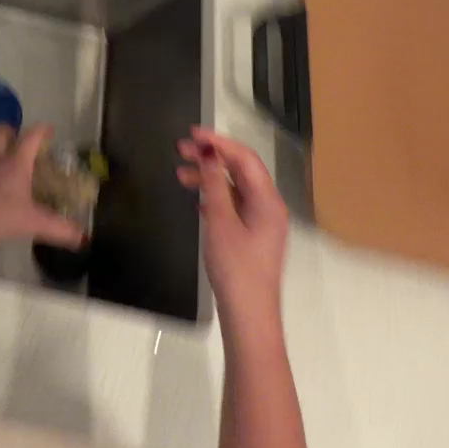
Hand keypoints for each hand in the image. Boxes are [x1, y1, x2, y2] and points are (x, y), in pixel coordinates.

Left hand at [0, 124, 85, 247]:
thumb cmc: (2, 215)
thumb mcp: (35, 223)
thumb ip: (60, 229)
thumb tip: (82, 238)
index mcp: (16, 163)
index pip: (30, 138)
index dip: (41, 130)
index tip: (48, 129)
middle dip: (9, 129)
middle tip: (17, 136)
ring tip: (1, 153)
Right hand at [177, 130, 288, 336]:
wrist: (248, 314)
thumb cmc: (235, 267)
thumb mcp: (220, 222)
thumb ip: (215, 184)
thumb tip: (207, 153)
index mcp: (267, 201)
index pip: (244, 158)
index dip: (218, 142)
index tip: (191, 134)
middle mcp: (268, 206)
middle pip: (240, 170)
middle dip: (211, 156)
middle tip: (180, 149)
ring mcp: (261, 221)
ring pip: (234, 187)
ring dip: (209, 176)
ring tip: (180, 175)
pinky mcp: (251, 235)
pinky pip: (233, 203)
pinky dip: (213, 195)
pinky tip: (196, 199)